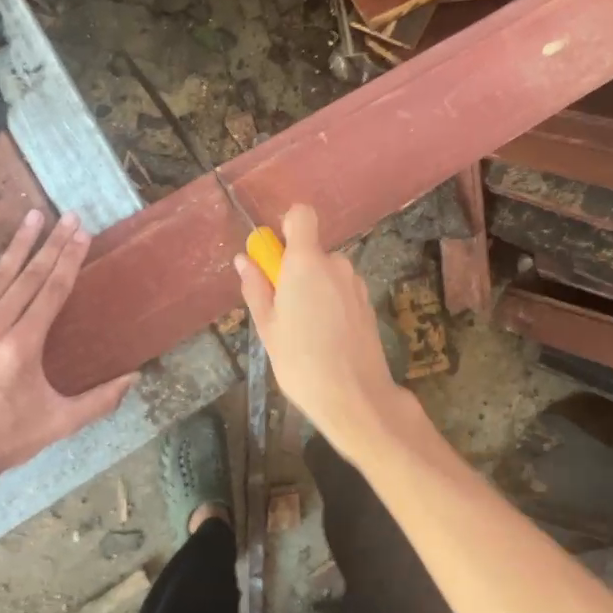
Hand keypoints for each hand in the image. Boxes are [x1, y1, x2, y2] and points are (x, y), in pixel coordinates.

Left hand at [0, 210, 136, 478]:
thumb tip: (136, 377)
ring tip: (34, 217)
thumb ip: (100, 400)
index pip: (51, 292)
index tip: (82, 233)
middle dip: (51, 245)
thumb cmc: (6, 442)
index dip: (69, 260)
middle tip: (67, 216)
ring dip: (17, 246)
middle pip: (27, 278)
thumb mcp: (59, 423)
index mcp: (21, 350)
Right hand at [236, 205, 409, 453]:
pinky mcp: (368, 304)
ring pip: (328, 274)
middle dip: (296, 271)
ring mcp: (356, 284)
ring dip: (314, 290)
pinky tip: (326, 339)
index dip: (287, 225)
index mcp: (306, 263)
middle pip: (312, 251)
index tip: (276, 253)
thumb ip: (256, 288)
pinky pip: (342, 291)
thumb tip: (244, 260)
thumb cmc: (301, 362)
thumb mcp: (268, 328)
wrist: (355, 397)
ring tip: (304, 331)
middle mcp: (335, 264)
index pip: (301, 215)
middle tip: (282, 310)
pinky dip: (331, 304)